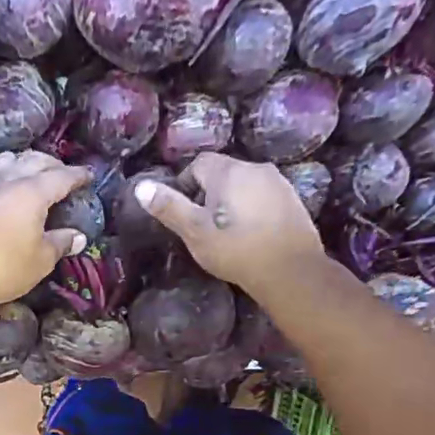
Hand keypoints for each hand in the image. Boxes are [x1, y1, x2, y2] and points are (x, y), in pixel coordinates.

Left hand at [0, 151, 90, 308]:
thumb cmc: (5, 270)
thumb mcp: (42, 260)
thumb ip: (61, 242)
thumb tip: (78, 237)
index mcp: (31, 192)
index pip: (61, 176)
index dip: (78, 175)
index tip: (88, 175)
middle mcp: (6, 180)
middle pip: (34, 160)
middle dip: (53, 164)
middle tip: (64, 175)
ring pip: (8, 160)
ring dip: (25, 163)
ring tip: (33, 174)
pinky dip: (3, 173)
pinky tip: (2, 186)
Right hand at [134, 153, 338, 300]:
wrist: (290, 271)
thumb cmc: (235, 250)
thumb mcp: (194, 231)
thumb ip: (169, 207)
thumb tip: (140, 186)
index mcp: (229, 171)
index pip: (198, 163)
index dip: (185, 184)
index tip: (182, 211)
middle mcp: (256, 168)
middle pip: (223, 173)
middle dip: (208, 193)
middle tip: (201, 225)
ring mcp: (279, 183)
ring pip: (245, 185)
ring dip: (232, 201)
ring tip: (225, 232)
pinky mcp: (293, 201)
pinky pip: (263, 198)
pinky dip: (252, 210)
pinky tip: (250, 235)